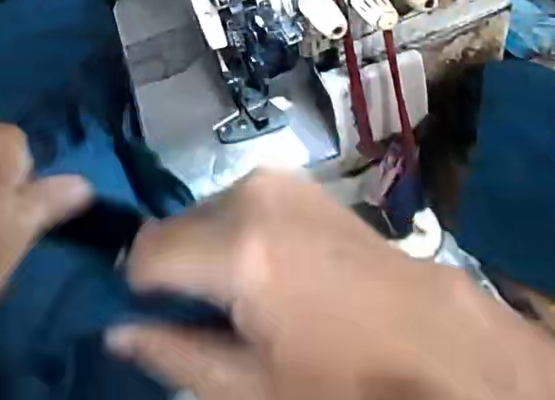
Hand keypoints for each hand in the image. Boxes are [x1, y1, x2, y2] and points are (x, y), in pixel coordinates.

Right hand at [109, 171, 554, 399]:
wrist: (438, 341)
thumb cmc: (348, 383)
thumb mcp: (255, 391)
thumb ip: (175, 355)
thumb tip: (116, 332)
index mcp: (237, 245)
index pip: (145, 251)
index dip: (138, 290)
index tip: (152, 323)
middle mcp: (247, 192)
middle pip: (173, 226)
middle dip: (174, 270)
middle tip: (209, 321)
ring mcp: (272, 177)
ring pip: (202, 213)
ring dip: (204, 252)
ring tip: (244, 302)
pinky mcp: (293, 177)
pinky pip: (235, 203)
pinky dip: (232, 234)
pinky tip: (269, 274)